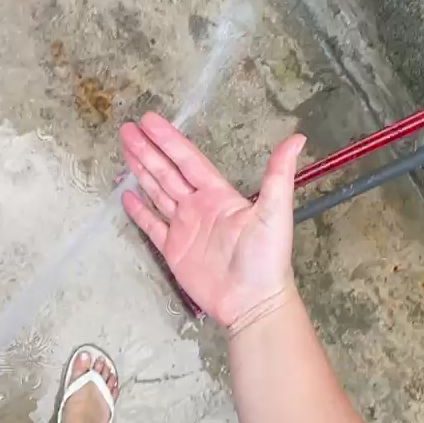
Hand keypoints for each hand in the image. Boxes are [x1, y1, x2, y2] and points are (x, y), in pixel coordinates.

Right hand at [120, 112, 305, 330]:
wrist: (252, 301)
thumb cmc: (266, 258)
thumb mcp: (275, 213)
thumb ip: (278, 175)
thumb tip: (297, 138)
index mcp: (219, 195)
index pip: (189, 160)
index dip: (169, 140)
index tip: (150, 121)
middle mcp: (199, 207)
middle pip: (168, 172)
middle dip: (148, 150)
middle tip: (128, 129)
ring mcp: (185, 228)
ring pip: (158, 193)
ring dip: (141, 172)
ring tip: (125, 150)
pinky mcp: (174, 250)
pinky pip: (153, 226)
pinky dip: (140, 211)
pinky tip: (127, 195)